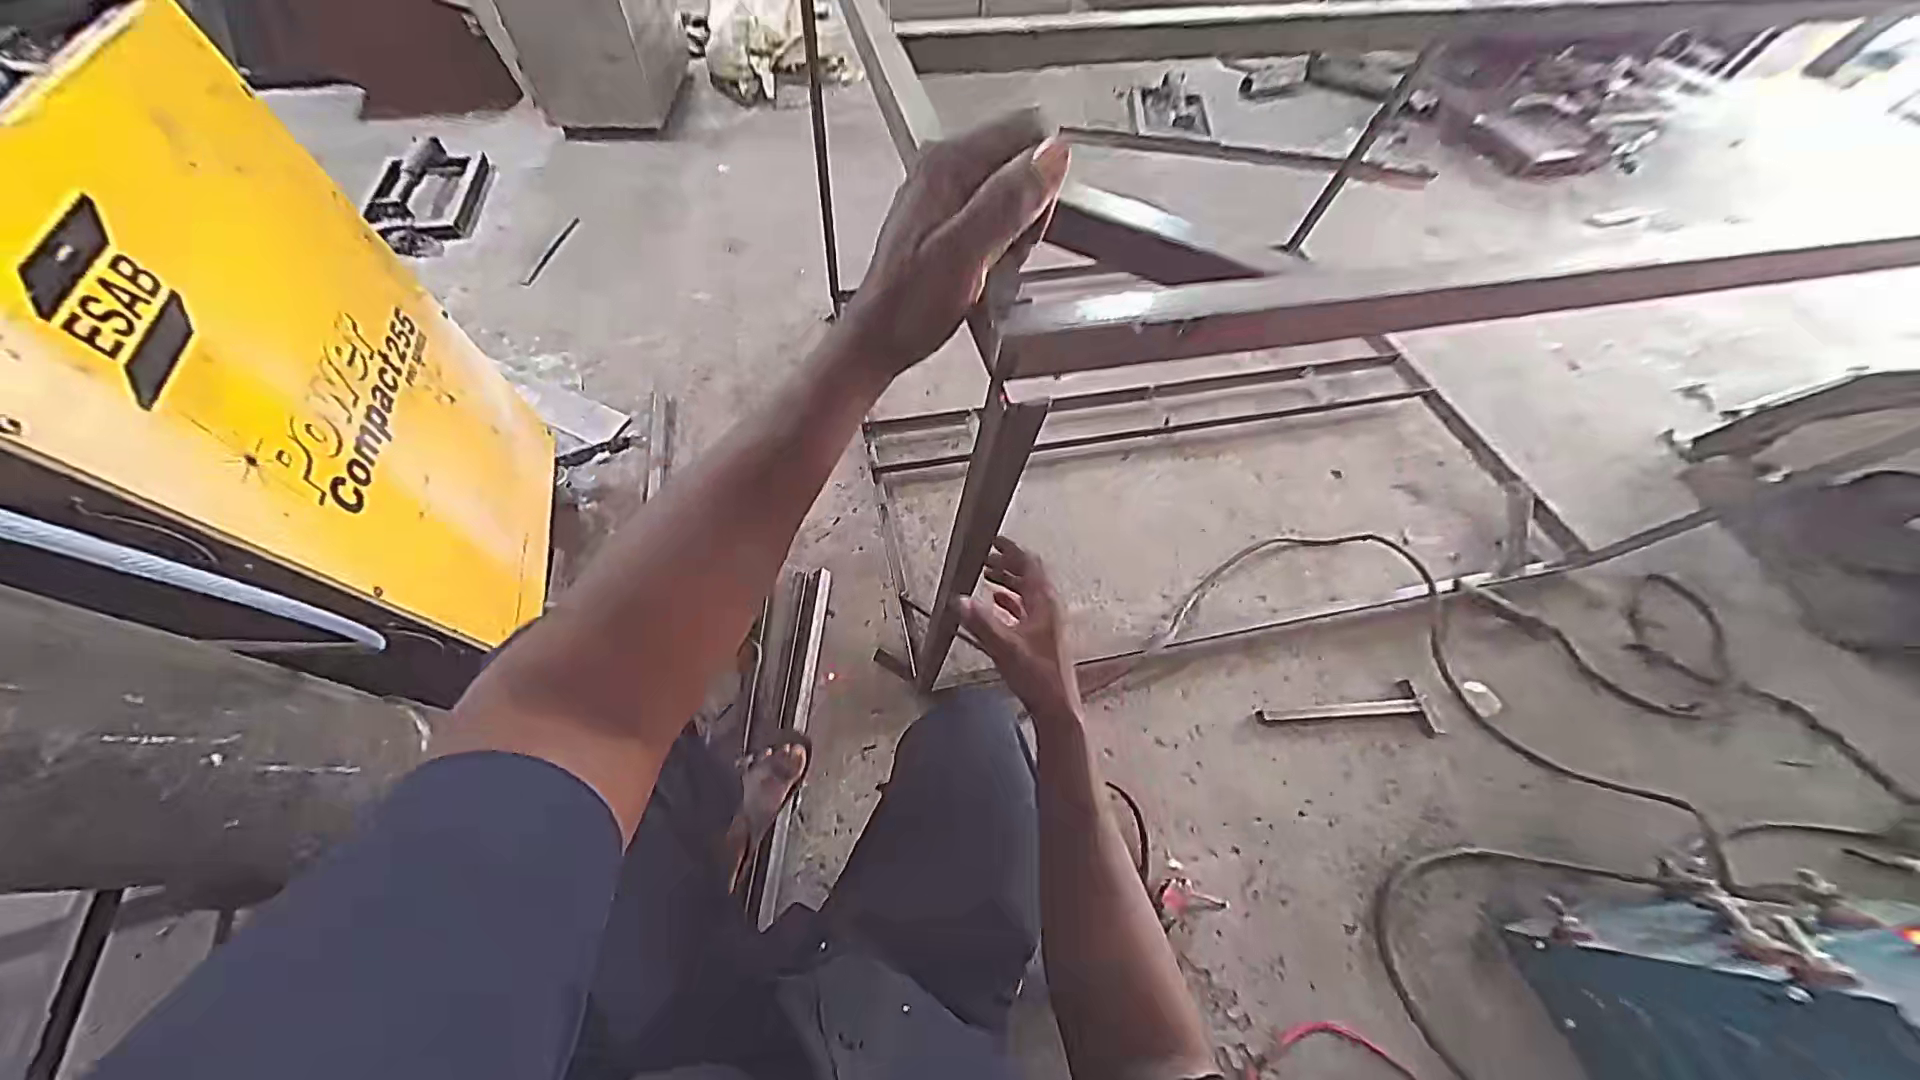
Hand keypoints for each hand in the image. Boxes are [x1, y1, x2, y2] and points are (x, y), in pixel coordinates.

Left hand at [838, 109, 1070, 376]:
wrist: (881, 339)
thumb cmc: (910, 304)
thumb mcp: (967, 252)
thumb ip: (1009, 201)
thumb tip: (1052, 156)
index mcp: (947, 164)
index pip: (1028, 135)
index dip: (1042, 183)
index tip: (1027, 224)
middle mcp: (943, 171)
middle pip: (1021, 169)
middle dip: (1028, 215)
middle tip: (1003, 254)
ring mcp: (943, 198)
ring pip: (1011, 200)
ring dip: (1015, 238)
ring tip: (989, 269)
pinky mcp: (946, 226)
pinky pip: (995, 226)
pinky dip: (999, 252)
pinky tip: (983, 275)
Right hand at [956, 536, 1080, 726]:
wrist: (1056, 706)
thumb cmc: (1038, 677)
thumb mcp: (1003, 646)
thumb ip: (980, 621)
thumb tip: (959, 600)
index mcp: (1044, 602)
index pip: (1028, 563)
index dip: (1010, 549)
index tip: (994, 540)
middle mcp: (1049, 607)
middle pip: (1028, 574)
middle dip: (1006, 563)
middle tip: (985, 558)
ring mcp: (1048, 621)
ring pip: (1027, 591)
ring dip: (1008, 581)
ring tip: (988, 576)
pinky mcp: (1043, 635)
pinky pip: (1026, 608)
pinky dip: (1011, 601)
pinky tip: (998, 605)